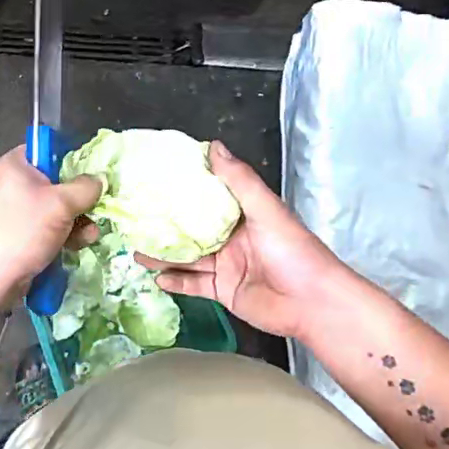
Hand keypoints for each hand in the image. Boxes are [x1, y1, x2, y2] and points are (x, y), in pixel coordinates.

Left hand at [0, 147, 103, 313]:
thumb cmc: (22, 232)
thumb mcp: (60, 205)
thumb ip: (85, 187)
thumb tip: (99, 179)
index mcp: (14, 164)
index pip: (47, 149)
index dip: (72, 160)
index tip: (92, 176)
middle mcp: (10, 182)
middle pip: (55, 181)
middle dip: (78, 199)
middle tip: (96, 210)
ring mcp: (11, 210)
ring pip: (54, 207)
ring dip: (75, 221)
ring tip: (89, 235)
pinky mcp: (16, 233)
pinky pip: (45, 226)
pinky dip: (62, 234)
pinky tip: (76, 247)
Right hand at [142, 141, 347, 338]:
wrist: (313, 303)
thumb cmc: (293, 251)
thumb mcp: (265, 209)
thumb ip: (239, 179)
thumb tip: (213, 145)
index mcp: (242, 214)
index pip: (207, 198)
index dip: (182, 191)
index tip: (154, 182)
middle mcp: (231, 238)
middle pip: (191, 230)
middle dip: (165, 226)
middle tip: (135, 220)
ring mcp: (226, 266)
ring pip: (187, 258)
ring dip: (163, 255)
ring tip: (135, 250)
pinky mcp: (224, 291)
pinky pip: (194, 284)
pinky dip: (176, 281)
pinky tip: (156, 277)